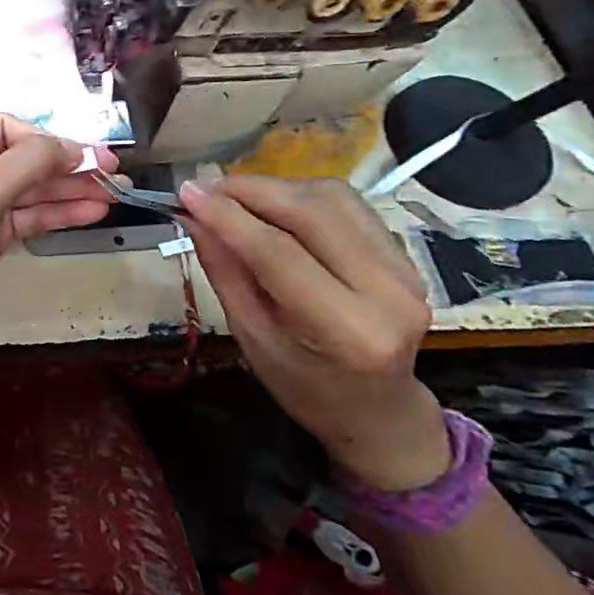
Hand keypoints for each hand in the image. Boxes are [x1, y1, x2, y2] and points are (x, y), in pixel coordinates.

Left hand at [0, 115, 117, 347]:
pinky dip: (59, 214)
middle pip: (25, 160)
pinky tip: (91, 211)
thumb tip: (72, 147)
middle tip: (113, 171)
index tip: (81, 155)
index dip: (45, 139)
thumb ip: (31, 161)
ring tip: (114, 192)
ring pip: (32, 190)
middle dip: (68, 167)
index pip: (7, 128)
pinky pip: (30, 217)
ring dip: (71, 191)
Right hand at [179, 175, 448, 490]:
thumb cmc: (305, 387)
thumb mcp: (252, 338)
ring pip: (332, 198)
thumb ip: (226, 271)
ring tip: (233, 196)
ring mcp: (406, 268)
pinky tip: (272, 204)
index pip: (279, 254)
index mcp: (348, 331)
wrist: (377, 408)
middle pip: (311, 213)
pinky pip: (349, 205)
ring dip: (275, 188)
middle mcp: (388, 292)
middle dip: (250, 191)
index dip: (228, 216)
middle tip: (204, 186)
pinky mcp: (406, 253)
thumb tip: (194, 216)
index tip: (187, 192)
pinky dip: (302, 195)